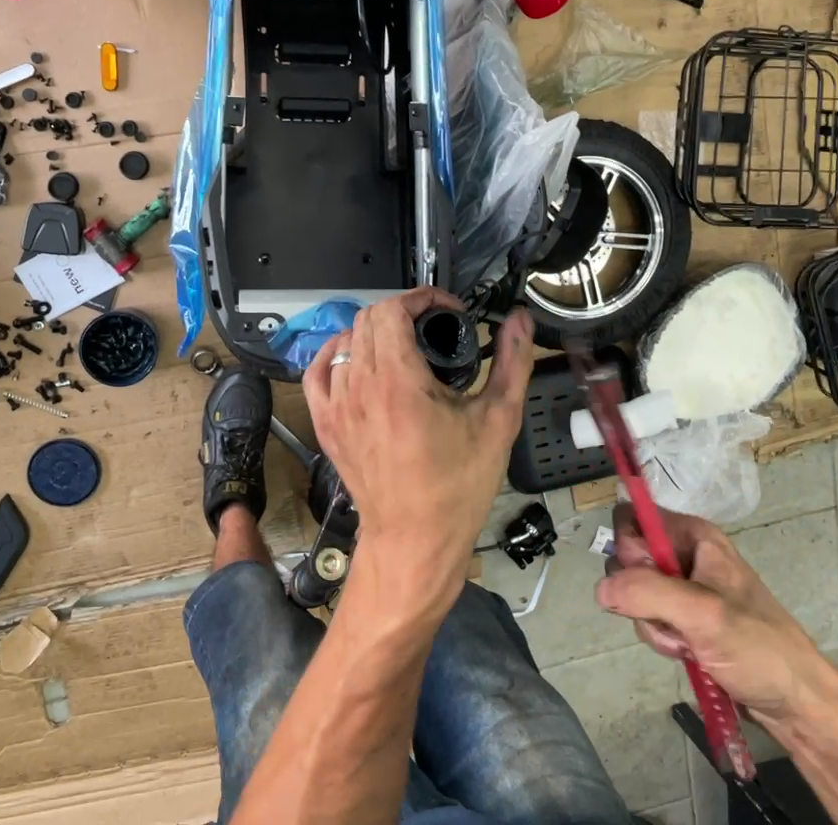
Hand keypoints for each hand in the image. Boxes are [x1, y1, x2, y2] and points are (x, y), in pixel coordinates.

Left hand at [302, 289, 535, 598]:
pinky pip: (318, 371)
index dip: (422, 298)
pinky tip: (357, 358)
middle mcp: (360, 387)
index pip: (393, 309)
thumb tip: (519, 320)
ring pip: (345, 341)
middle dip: (403, 312)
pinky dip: (336, 355)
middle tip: (432, 328)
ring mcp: (337, 406)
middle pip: (369, 318)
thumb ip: (512, 363)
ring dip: (375, 332)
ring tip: (404, 347)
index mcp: (399, 381)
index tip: (446, 310)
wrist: (415, 538)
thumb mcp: (497, 420)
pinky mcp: (326, 424)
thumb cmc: (457, 487)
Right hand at [596, 503, 835, 725]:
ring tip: (687, 642)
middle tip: (672, 618)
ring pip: (634, 593)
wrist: (796, 701)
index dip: (629, 549)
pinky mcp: (684, 617)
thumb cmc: (758, 648)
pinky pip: (648, 618)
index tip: (647, 580)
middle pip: (628, 559)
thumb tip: (601, 588)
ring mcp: (684, 587)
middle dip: (639, 595)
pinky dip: (661, 639)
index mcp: (694, 536)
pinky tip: (687, 653)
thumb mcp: (702, 613)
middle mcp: (686, 554)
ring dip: (652, 624)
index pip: (632, 519)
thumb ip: (647, 592)